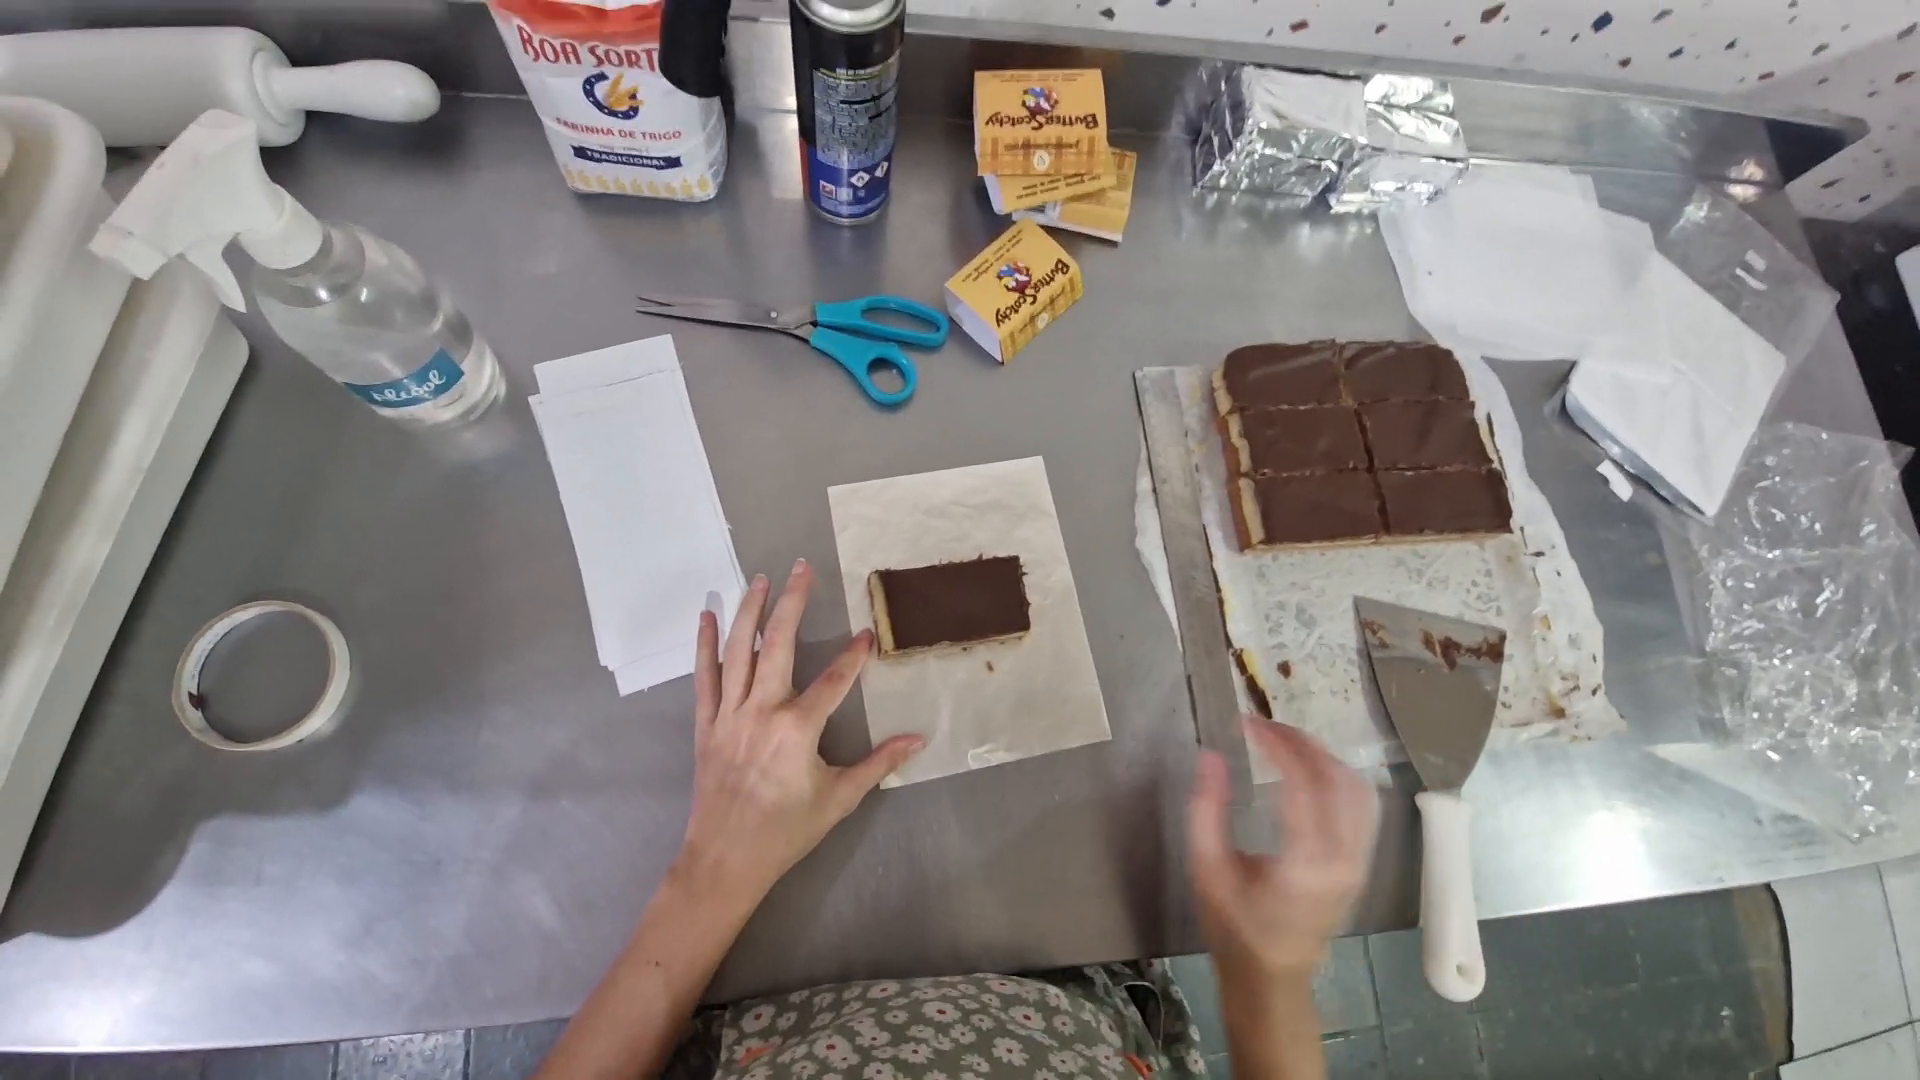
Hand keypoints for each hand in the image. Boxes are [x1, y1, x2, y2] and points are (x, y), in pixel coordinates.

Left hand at [678, 559, 924, 900]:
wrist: (724, 861)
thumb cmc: (787, 831)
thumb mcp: (840, 798)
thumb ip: (879, 763)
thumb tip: (919, 739)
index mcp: (798, 729)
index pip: (834, 680)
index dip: (854, 655)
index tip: (867, 633)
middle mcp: (762, 710)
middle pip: (779, 645)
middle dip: (793, 603)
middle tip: (803, 568)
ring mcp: (729, 714)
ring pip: (739, 651)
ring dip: (751, 611)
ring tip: (762, 579)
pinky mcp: (705, 723)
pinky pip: (703, 677)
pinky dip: (704, 645)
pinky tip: (707, 615)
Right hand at [1187, 715, 1378, 980]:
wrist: (1273, 977)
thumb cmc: (1234, 926)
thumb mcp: (1207, 869)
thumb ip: (1207, 810)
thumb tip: (1211, 756)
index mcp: (1306, 863)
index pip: (1303, 784)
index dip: (1277, 745)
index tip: (1246, 723)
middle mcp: (1344, 859)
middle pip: (1337, 779)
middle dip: (1301, 742)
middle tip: (1263, 724)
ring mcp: (1360, 862)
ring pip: (1358, 789)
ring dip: (1323, 755)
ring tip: (1285, 740)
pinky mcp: (1361, 863)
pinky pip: (1363, 806)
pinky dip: (1339, 775)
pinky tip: (1311, 768)